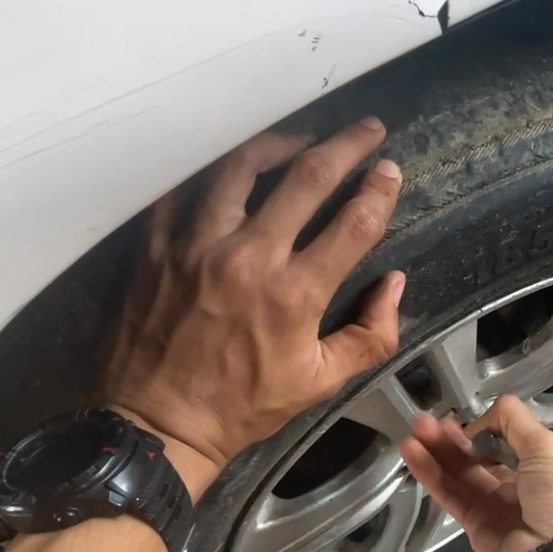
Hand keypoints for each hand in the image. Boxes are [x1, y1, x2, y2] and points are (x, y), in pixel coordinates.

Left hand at [107, 119, 406, 475]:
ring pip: (242, 167)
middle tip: (367, 129)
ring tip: (303, 140)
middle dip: (345, 146)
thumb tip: (395, 283)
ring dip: (282, 144)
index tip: (391, 170)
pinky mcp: (157, 244)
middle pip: (306, 178)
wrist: (158, 422)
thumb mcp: (323, 383)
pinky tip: (236, 168)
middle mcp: (248, 257)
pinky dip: (218, 170)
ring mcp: (196, 244)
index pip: (351, 224)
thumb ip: (371, 335)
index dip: (378, 191)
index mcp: (295, 294)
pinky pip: (188, 187)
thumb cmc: (246, 406)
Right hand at [399, 396, 552, 551]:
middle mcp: (517, 486)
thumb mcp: (546, 448)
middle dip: (453, 437)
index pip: (507, 442)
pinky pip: (449, 494)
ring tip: (415, 429)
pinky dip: (430, 473)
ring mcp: (493, 506)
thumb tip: (482, 419)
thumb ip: (514, 422)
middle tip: (428, 420)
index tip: (472, 422)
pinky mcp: (473, 525)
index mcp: (541, 467)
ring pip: (459, 473)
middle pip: (477, 456)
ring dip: (436, 451)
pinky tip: (412, 452)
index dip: (487, 429)